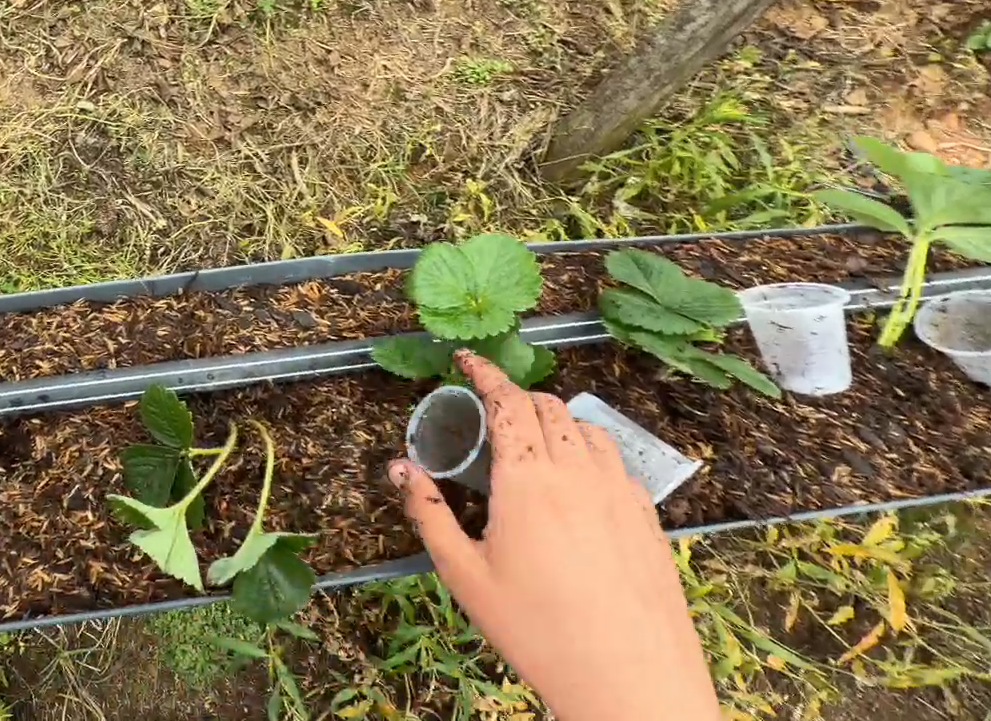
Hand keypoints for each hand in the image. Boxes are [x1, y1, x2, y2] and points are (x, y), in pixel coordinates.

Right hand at [389, 350, 719, 720]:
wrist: (633, 689)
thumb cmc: (536, 629)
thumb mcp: (463, 574)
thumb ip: (428, 512)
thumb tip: (399, 466)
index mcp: (528, 479)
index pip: (507, 402)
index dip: (485, 373)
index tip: (465, 360)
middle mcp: (577, 474)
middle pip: (548, 406)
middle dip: (514, 394)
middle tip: (488, 406)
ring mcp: (620, 495)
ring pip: (586, 428)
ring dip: (553, 418)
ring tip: (530, 438)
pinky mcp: (647, 521)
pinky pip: (615, 462)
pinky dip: (587, 449)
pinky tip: (574, 481)